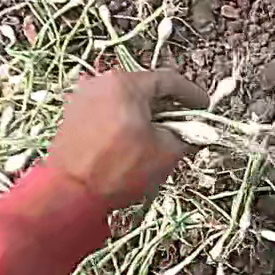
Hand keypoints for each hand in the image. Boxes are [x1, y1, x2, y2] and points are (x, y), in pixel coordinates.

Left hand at [45, 69, 208, 209]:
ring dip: (147, 116)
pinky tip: (135, 142)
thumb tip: (194, 133)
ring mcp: (83, 98)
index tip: (205, 108)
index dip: (192, 95)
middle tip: (186, 125)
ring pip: (126, 101)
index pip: (169, 80)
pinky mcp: (72, 116)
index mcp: (125, 83)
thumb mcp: (165, 153)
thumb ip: (186, 136)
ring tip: (161, 137)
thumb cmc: (119, 170)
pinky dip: (126, 122)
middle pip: (146, 89)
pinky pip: (108, 112)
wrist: (69, 193)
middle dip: (169, 107)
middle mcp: (101, 82)